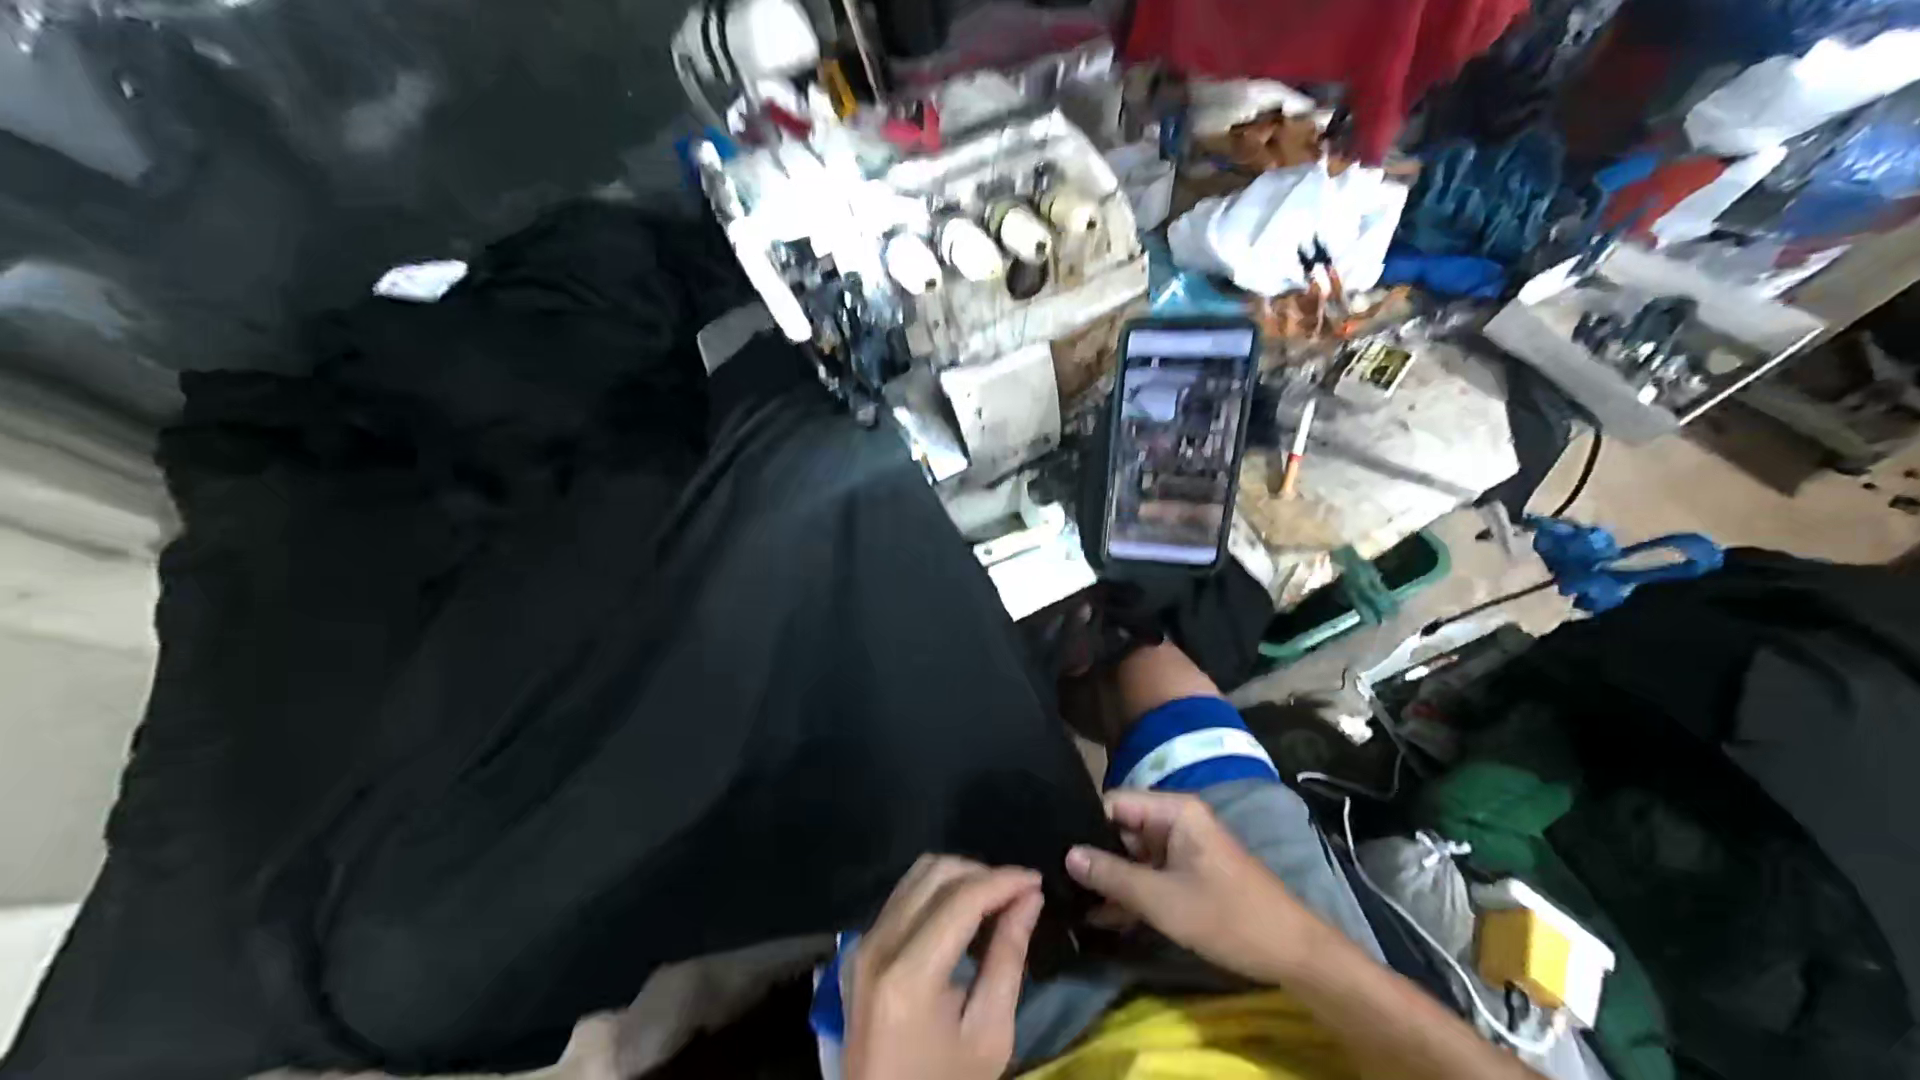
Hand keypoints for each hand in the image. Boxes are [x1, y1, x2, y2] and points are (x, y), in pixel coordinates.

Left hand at [845, 856, 1044, 1079]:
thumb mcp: (990, 1035)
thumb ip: (1008, 958)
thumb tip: (1030, 898)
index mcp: (909, 975)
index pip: (961, 898)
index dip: (1004, 880)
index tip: (1036, 880)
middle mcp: (878, 945)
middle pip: (936, 873)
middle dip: (983, 873)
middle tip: (1018, 893)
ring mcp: (863, 943)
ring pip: (917, 874)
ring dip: (961, 876)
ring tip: (995, 899)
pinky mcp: (861, 945)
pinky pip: (904, 893)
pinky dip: (939, 889)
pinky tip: (965, 910)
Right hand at [1065, 789, 1312, 983]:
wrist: (1292, 954)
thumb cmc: (1226, 916)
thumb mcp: (1162, 899)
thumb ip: (1111, 875)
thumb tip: (1068, 854)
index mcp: (1174, 811)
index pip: (1115, 803)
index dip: (1085, 824)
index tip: (1054, 847)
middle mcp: (1176, 821)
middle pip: (1122, 828)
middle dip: (1094, 855)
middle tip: (1058, 878)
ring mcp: (1182, 849)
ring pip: (1133, 856)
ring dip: (1109, 880)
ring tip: (1072, 901)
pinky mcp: (1187, 875)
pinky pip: (1149, 875)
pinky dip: (1130, 893)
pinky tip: (1101, 917)